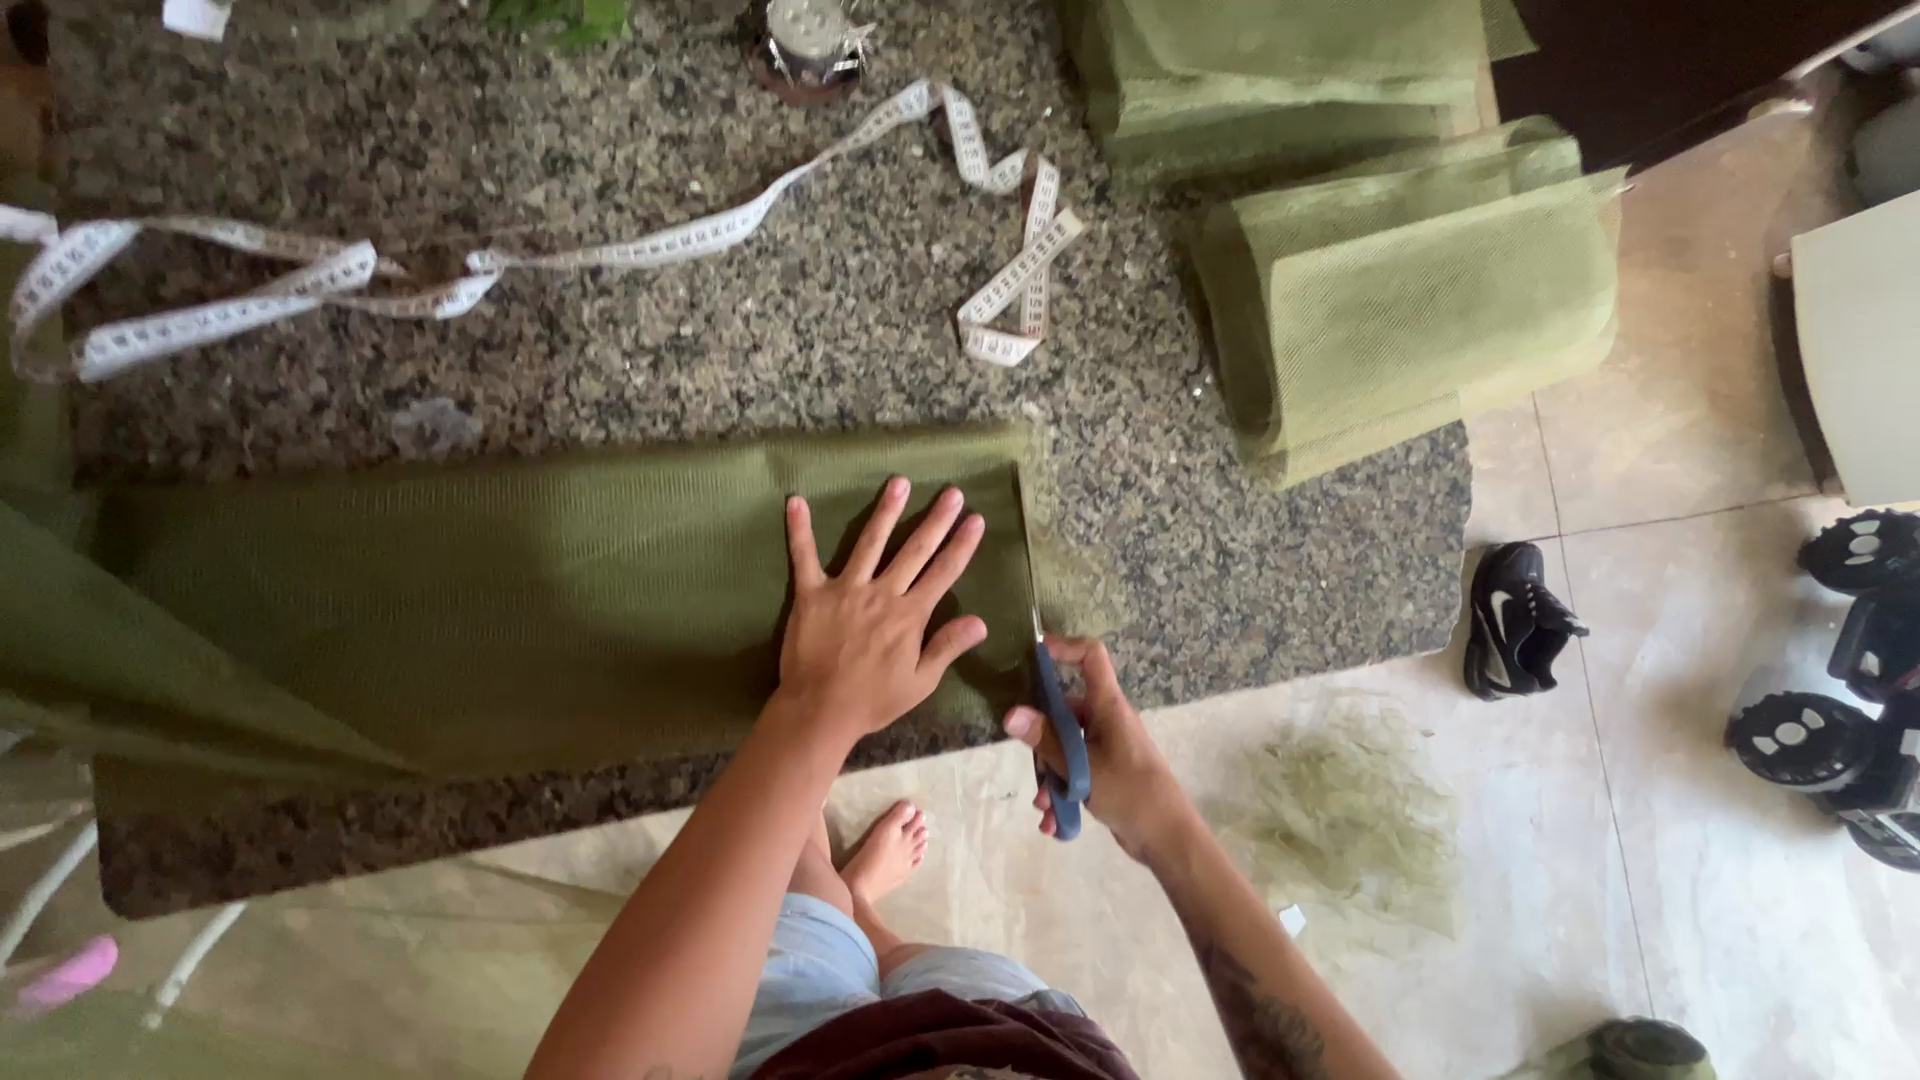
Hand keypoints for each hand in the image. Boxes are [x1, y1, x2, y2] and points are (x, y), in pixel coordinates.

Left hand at [773, 476, 988, 739]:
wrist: (820, 711)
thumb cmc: (873, 701)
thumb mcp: (920, 682)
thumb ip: (947, 647)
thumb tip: (980, 622)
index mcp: (910, 615)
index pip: (943, 573)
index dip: (961, 545)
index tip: (975, 520)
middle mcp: (882, 594)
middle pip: (914, 550)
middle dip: (936, 520)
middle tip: (952, 493)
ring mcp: (845, 589)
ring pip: (870, 543)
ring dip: (886, 511)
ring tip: (899, 483)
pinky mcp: (812, 594)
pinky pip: (804, 557)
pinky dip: (800, 530)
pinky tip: (796, 502)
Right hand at [1002, 636, 1195, 861]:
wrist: (1167, 838)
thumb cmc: (1129, 791)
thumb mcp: (1080, 766)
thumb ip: (1045, 740)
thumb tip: (1010, 713)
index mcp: (1107, 706)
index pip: (1091, 657)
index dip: (1064, 647)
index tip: (1033, 652)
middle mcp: (1106, 720)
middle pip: (1064, 712)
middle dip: (1042, 742)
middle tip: (1033, 768)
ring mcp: (1107, 746)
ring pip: (1066, 748)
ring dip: (1051, 776)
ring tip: (1045, 807)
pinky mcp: (1106, 772)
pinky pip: (1076, 772)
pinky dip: (1063, 793)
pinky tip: (1055, 822)